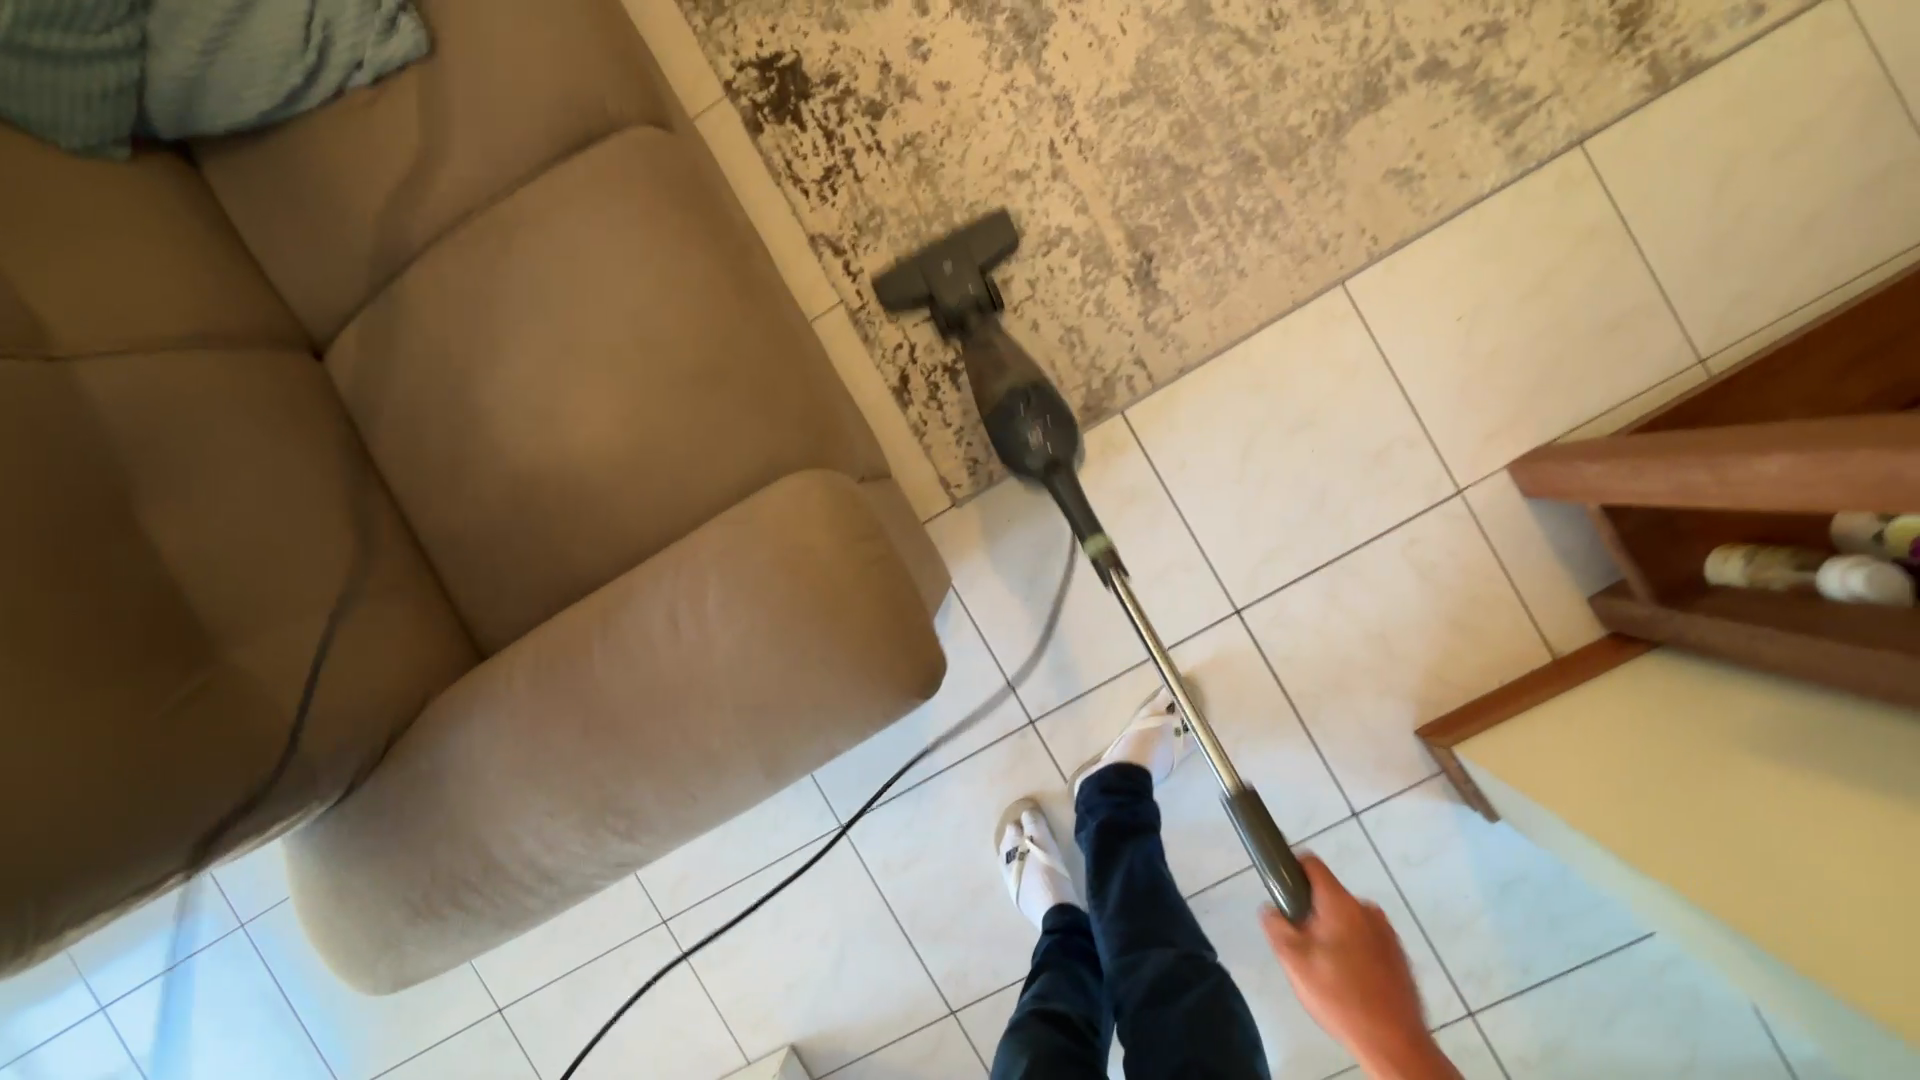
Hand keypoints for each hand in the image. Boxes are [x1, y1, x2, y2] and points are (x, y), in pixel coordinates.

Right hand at [1260, 856, 1459, 1079]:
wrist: (1394, 1043)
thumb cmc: (1339, 996)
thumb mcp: (1293, 961)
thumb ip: (1276, 926)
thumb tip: (1270, 908)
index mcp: (1341, 903)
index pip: (1310, 863)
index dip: (1289, 869)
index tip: (1280, 893)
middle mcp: (1367, 909)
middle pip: (1327, 896)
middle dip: (1309, 914)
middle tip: (1301, 948)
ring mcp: (1386, 932)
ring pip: (1345, 920)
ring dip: (1331, 934)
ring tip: (1325, 972)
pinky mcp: (1398, 955)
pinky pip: (1364, 939)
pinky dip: (1352, 951)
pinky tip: (1349, 983)